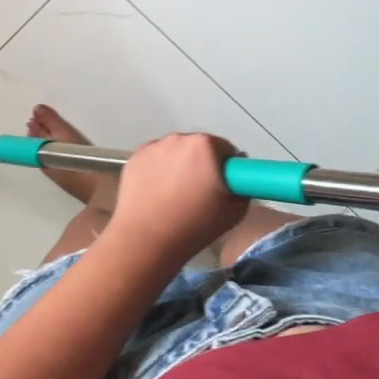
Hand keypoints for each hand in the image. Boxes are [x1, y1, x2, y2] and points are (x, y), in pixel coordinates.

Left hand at [105, 133, 247, 263]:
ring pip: (175, 152)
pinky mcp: (134, 158)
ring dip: (180, 166)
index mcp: (206, 145)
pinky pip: (155, 159)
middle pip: (199, 148)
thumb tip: (236, 179)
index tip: (221, 187)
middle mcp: (180, 138)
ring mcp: (154, 147)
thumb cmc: (195, 226)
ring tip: (175, 195)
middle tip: (199, 194)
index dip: (227, 168)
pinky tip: (156, 193)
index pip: (226, 150)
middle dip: (202, 165)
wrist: (146, 241)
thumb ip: (244, 189)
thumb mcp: (235, 212)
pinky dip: (158, 170)